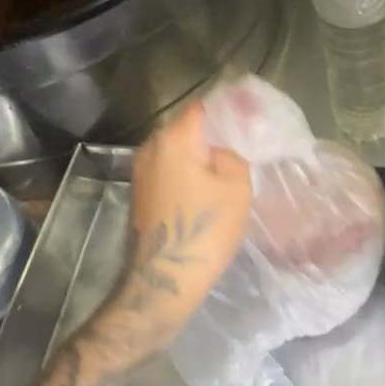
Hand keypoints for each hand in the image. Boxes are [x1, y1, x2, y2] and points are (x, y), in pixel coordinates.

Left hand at [110, 103, 251, 342]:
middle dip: (208, 138)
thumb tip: (217, 155)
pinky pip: (167, 173)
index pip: (200, 109)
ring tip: (222, 176)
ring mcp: (139, 172)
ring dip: (196, 161)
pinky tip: (203, 195)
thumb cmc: (206, 228)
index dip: (224, 112)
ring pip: (175, 154)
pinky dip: (184, 177)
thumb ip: (231, 159)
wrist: (167, 276)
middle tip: (237, 153)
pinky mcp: (139, 195)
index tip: (245, 123)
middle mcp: (150, 148)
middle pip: (184, 131)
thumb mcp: (237, 188)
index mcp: (174, 139)